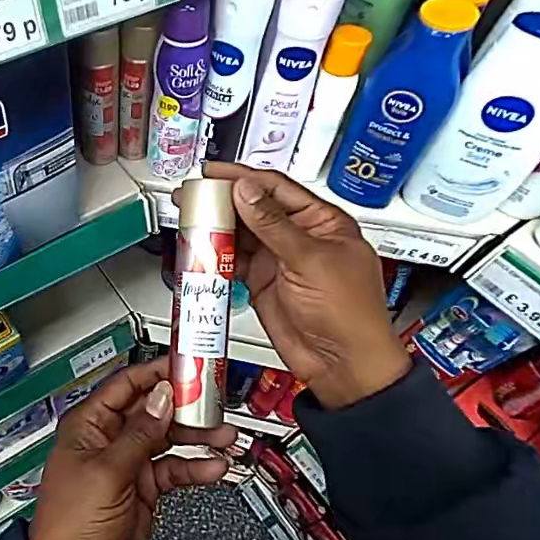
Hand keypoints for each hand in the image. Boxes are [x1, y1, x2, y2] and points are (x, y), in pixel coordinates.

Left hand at [29, 358, 236, 539]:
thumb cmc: (69, 527)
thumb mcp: (107, 473)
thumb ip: (139, 434)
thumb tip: (162, 397)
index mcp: (90, 425)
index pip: (128, 385)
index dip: (157, 373)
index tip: (186, 366)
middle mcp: (110, 439)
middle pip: (154, 409)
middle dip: (185, 405)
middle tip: (214, 403)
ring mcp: (129, 463)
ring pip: (169, 438)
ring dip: (198, 437)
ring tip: (224, 436)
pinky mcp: (144, 487)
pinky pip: (175, 469)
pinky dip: (195, 468)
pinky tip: (214, 468)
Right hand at [203, 163, 409, 409]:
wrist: (342, 366)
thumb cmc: (350, 314)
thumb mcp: (311, 260)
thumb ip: (273, 224)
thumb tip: (246, 191)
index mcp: (321, 222)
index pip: (277, 188)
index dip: (243, 178)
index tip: (215, 173)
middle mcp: (299, 236)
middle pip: (254, 208)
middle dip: (222, 200)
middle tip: (193, 194)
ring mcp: (278, 260)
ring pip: (240, 233)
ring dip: (215, 226)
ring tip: (190, 218)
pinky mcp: (262, 282)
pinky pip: (234, 260)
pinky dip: (216, 254)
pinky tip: (201, 247)